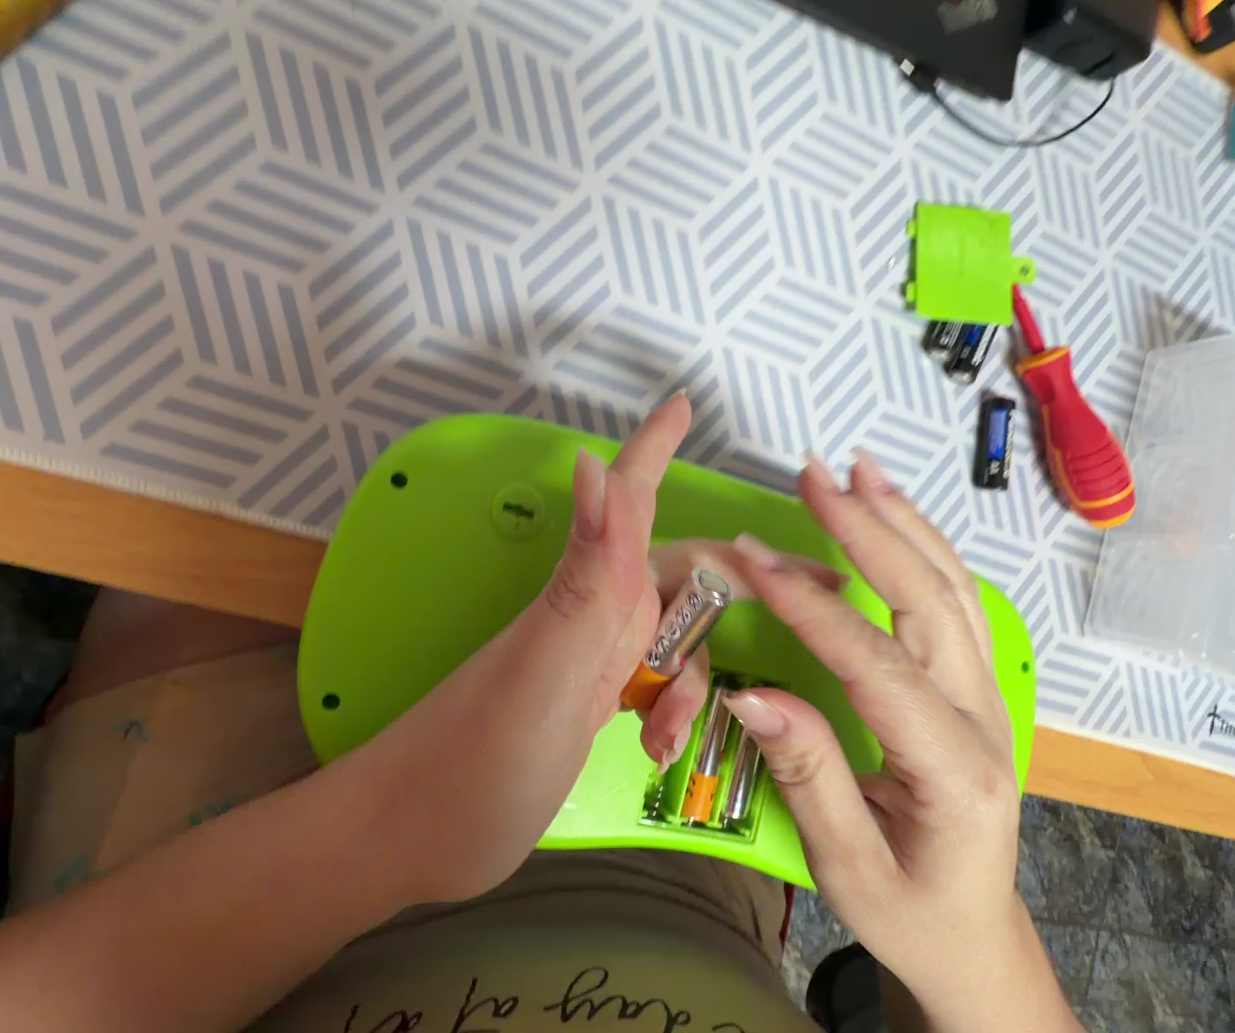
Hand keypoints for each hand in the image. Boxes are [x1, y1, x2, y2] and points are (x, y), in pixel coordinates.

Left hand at [346, 394, 839, 904]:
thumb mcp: (546, 661)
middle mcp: (593, 612)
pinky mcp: (588, 701)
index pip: (630, 499)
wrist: (415, 832)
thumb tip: (595, 462)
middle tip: (819, 591)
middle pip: (683, 573)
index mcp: (589, 591)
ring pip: (678, 637)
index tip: (682, 402)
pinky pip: (656, 684)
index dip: (655, 447)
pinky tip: (652, 749)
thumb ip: (586, 569)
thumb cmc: (476, 754)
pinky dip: (672, 711)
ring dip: (695, 681)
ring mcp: (590, 658)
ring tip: (664, 735)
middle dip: (744, 583)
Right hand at [721, 452, 1079, 1030]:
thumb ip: (808, 775)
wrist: (975, 936)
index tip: (752, 559)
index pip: (875, 665)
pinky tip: (891, 515)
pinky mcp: (976, 686)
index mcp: (951, 767)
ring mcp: (987, 695)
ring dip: (903, 521)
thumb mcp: (846, 864)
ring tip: (858, 470)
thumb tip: (752, 694)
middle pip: (931, 601)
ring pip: (952, 588)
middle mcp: (982, 715)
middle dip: (869, 528)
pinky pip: (955, 602)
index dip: (811, 607)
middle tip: (814, 476)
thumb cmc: (908, 910)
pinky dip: (923, 546)